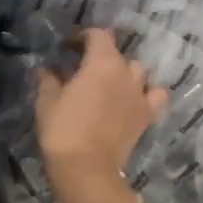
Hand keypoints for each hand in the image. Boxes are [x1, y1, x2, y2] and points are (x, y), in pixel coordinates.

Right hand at [34, 29, 167, 181]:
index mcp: (102, 63)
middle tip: (82, 69)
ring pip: (138, 71)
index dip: (82, 36)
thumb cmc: (62, 129)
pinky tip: (134, 99)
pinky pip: (155, 95)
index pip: (98, 35)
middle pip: (118, 53)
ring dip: (124, 72)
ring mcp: (140, 95)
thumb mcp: (47, 100)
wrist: (86, 168)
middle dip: (100, 56)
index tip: (67, 48)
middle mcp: (126, 73)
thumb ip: (49, 78)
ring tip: (109, 83)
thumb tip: (48, 69)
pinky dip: (147, 92)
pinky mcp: (147, 116)